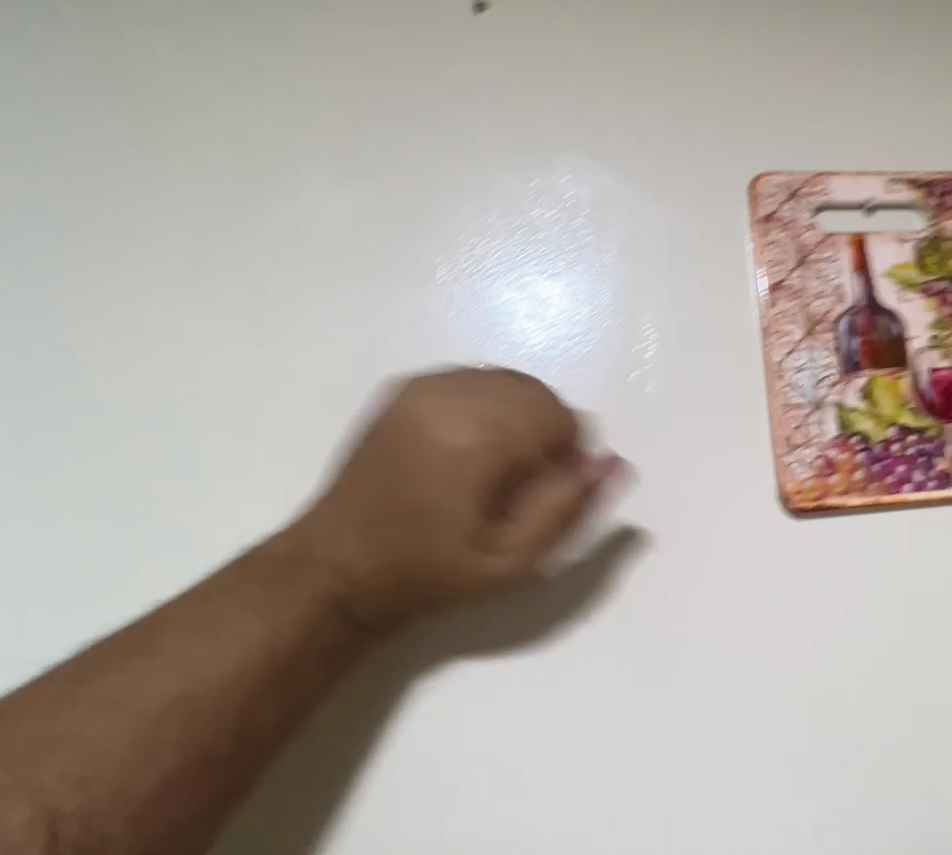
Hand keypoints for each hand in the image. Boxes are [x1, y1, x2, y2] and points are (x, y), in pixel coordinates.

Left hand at [281, 368, 624, 633]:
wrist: (337, 564)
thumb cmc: (430, 571)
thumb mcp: (511, 562)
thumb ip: (568, 507)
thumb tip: (614, 462)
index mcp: (477, 437)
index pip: (559, 417)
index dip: (564, 456)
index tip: (540, 493)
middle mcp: (451, 395)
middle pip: (535, 392)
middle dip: (544, 431)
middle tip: (519, 483)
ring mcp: (424, 386)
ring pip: (507, 381)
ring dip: (518, 415)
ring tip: (492, 466)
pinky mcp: (405, 387)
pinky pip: (474, 378)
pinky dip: (487, 405)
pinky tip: (466, 447)